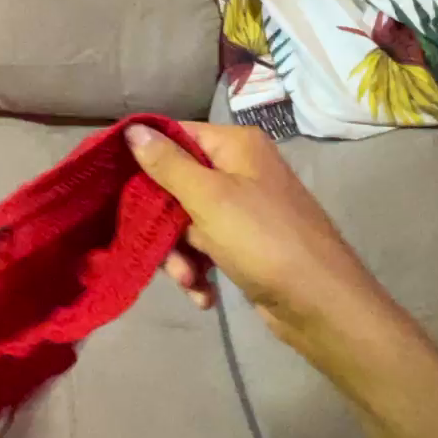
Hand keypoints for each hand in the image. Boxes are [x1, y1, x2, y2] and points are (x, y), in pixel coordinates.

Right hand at [125, 122, 392, 350]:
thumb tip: (132, 129)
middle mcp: (241, 169)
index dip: (143, 157)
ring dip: (179, 253)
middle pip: (174, 182)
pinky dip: (198, 268)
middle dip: (162, 221)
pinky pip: (205, 245)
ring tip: (188, 280)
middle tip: (158, 246)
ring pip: (185, 219)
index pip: (174, 135)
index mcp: (235, 146)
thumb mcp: (208, 198)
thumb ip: (167, 163)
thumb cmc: (264, 241)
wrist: (324, 308)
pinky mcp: (245, 241)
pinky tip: (202, 292)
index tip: (113, 182)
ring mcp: (244, 206)